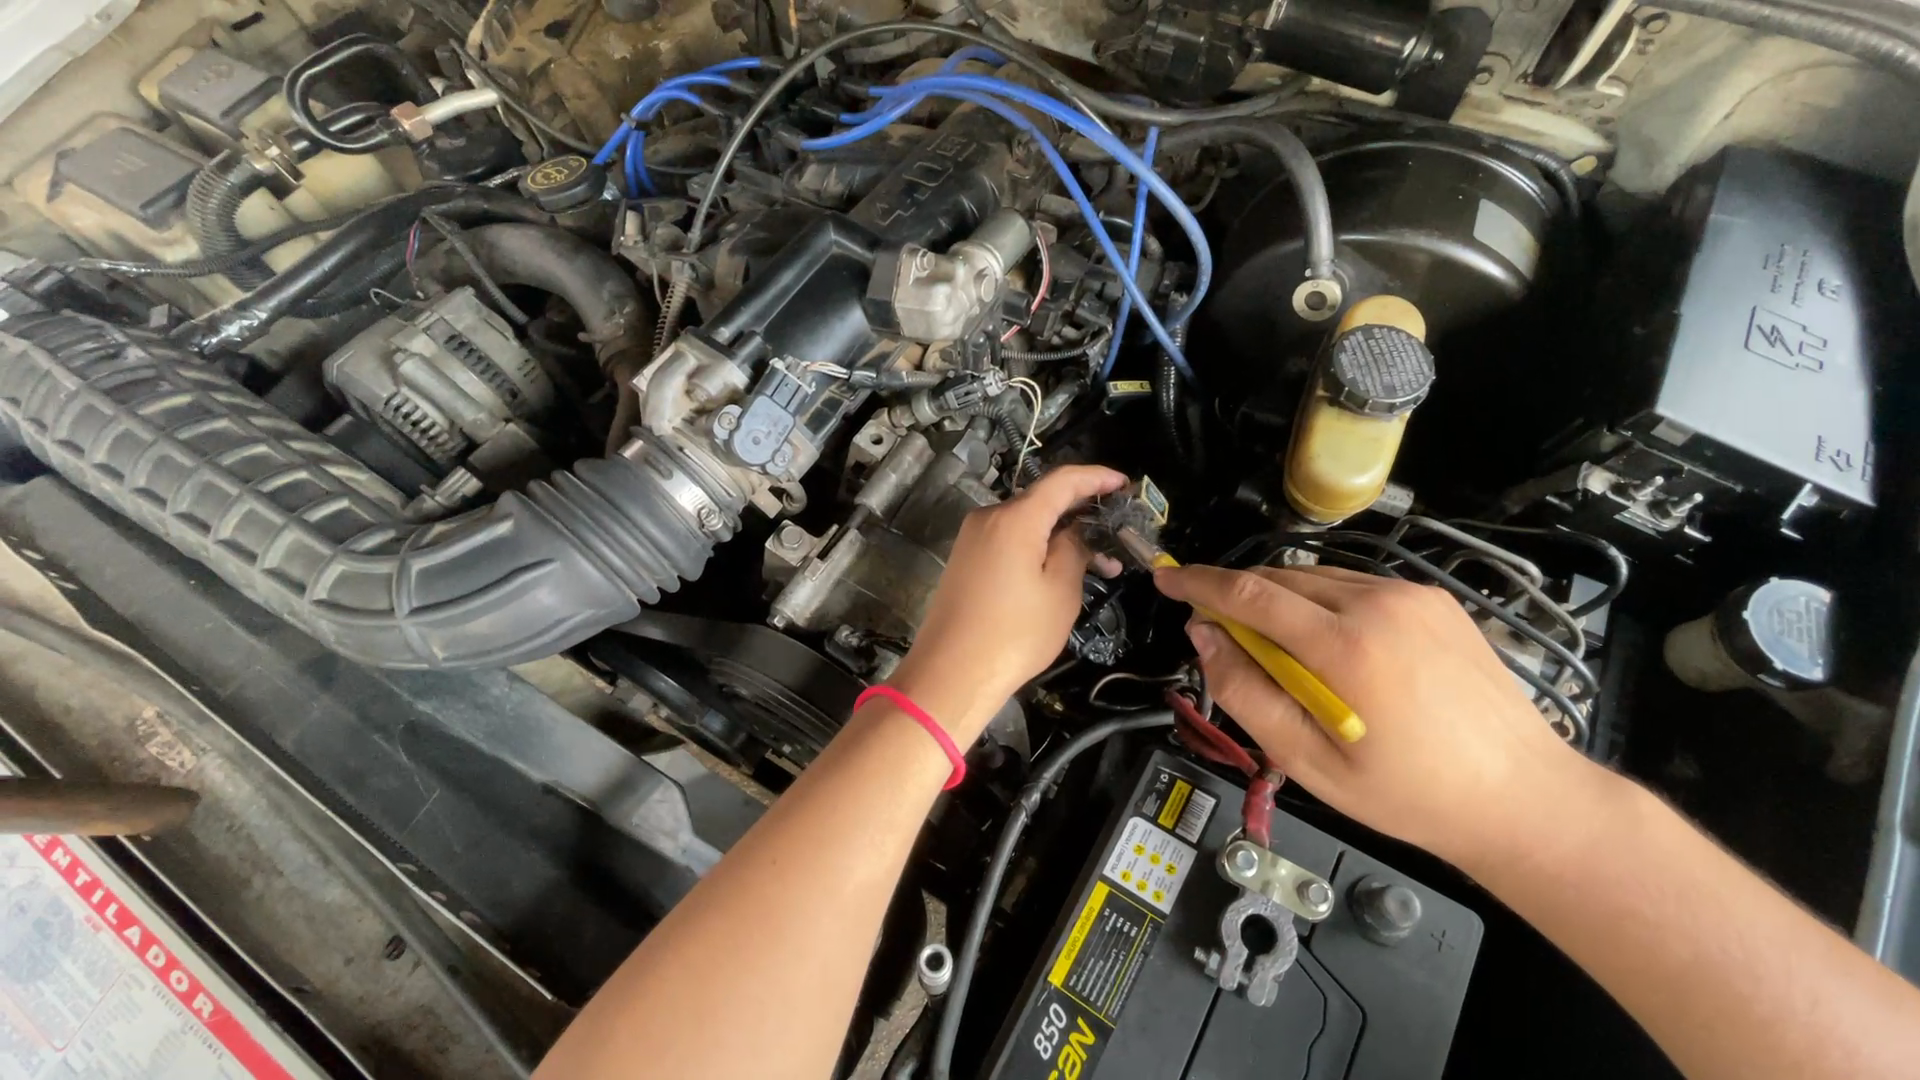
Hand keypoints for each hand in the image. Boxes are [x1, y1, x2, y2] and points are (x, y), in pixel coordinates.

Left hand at [890, 465, 1127, 744]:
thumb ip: (1074, 549)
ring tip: (1098, 563)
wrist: (951, 673)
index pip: (1062, 480)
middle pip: (1042, 500)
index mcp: (1014, 518)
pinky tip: (1060, 570)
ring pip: (1026, 523)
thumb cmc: (1014, 634)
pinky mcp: (965, 560)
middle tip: (1117, 534)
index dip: (1096, 477)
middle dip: (1082, 512)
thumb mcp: (1060, 591)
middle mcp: (988, 518)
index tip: (1125, 484)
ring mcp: (972, 539)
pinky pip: (1008, 541)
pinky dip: (1037, 548)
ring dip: (1060, 535)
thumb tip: (1076, 531)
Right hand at [1154, 564, 1600, 868]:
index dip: (1198, 582)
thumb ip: (1245, 693)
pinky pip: (1354, 585)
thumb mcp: (1308, 761)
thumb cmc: (1408, 793)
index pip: (1250, 594)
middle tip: (1222, 637)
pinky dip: (1322, 603)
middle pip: (1279, 579)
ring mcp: (1412, 596)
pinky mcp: (1434, 600)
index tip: (1165, 578)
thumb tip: (1204, 636)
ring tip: (1279, 651)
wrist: (1522, 796)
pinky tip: (1329, 646)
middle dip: (1237, 597)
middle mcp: (1378, 604)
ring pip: (1316, 578)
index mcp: (1345, 647)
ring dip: (1280, 601)